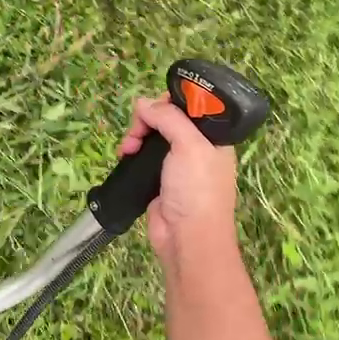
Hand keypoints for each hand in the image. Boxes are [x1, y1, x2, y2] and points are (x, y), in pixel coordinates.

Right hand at [118, 95, 238, 265]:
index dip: (171, 101)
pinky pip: (142, 153)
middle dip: (148, 118)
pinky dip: (132, 150)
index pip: (191, 106)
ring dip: (136, 134)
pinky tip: (125, 154)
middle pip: (167, 118)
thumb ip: (168, 118)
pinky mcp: (158, 176)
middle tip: (138, 130)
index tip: (155, 106)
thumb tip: (143, 103)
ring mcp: (176, 163)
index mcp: (213, 138)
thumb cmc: (196, 190)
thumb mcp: (189, 145)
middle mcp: (196, 148)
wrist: (186, 238)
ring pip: (151, 134)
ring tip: (128, 147)